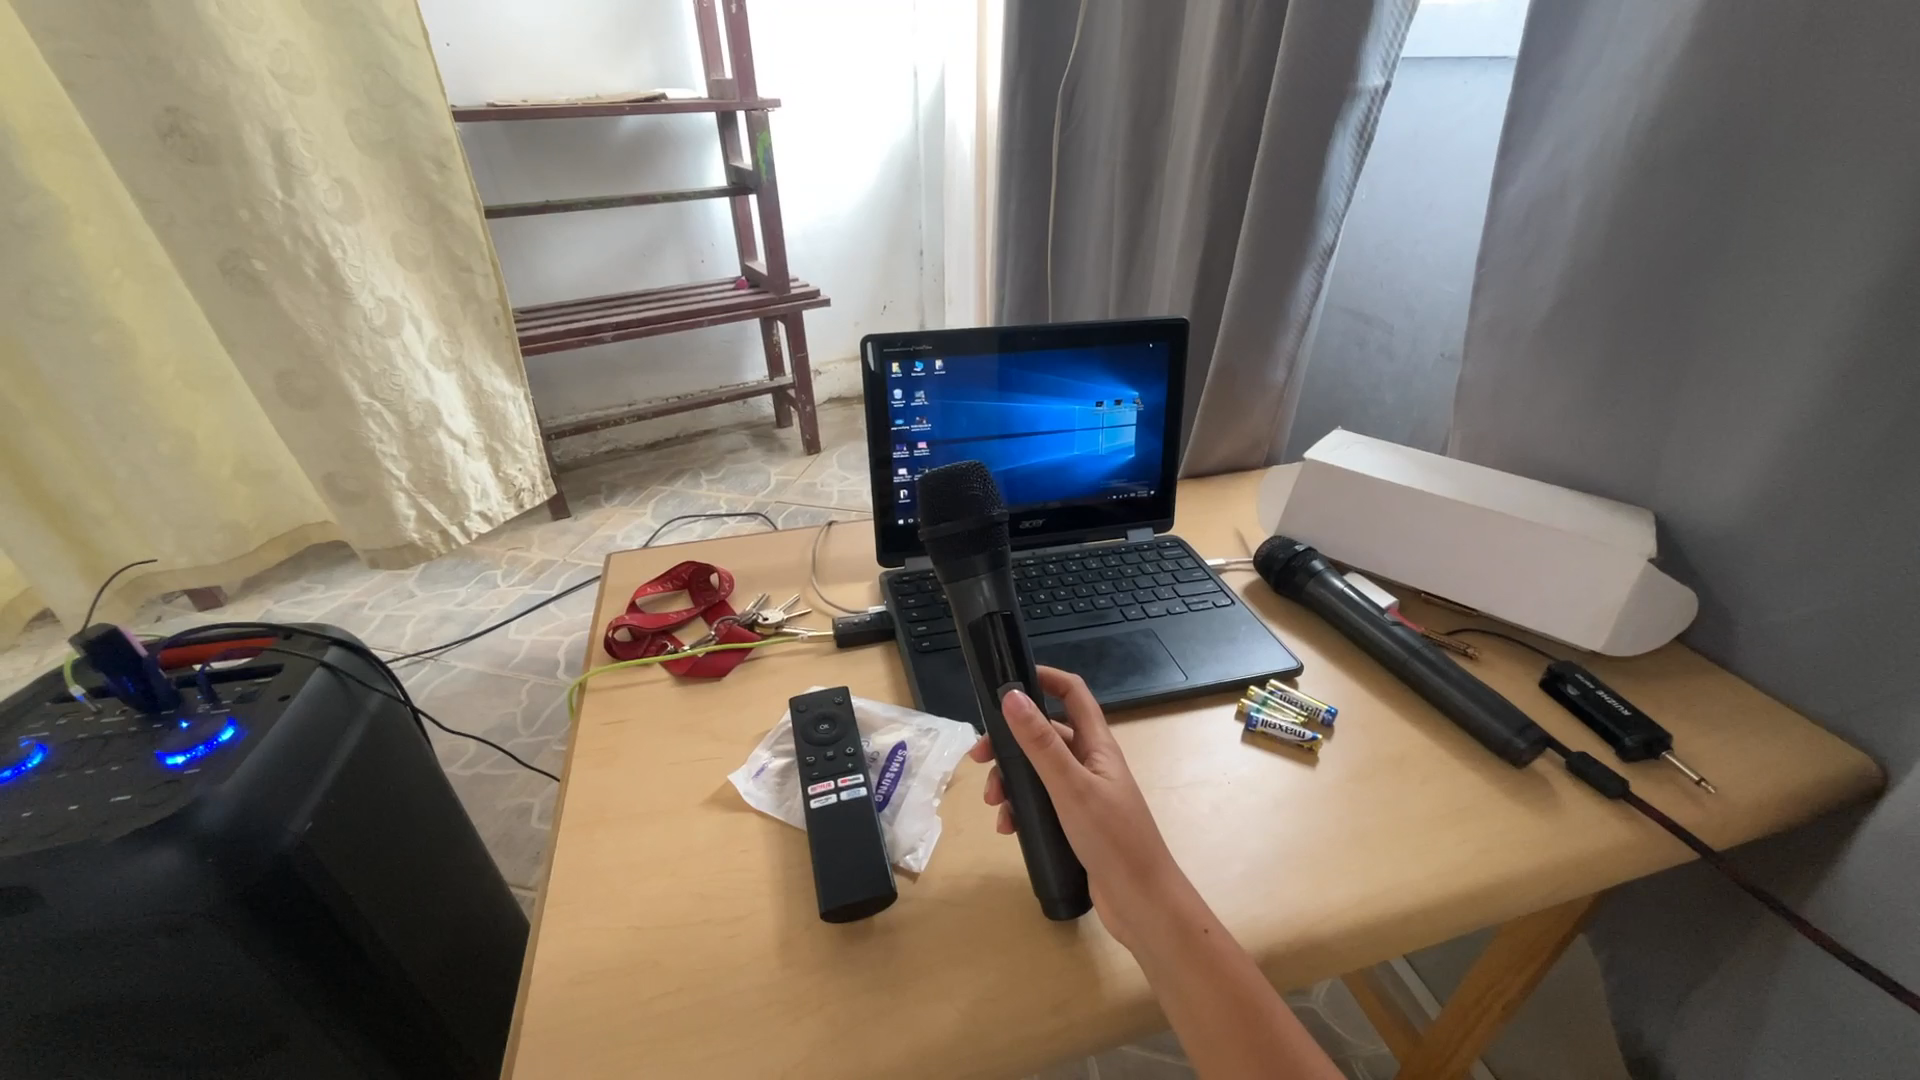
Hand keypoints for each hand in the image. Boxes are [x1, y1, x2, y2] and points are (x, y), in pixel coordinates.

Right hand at [970, 666, 1189, 949]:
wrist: (1142, 904)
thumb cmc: (1112, 838)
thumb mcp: (1070, 786)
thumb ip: (1040, 743)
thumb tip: (1011, 696)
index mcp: (1097, 745)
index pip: (1072, 694)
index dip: (1044, 679)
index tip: (1009, 681)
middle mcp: (1091, 763)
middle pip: (1045, 735)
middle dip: (1011, 742)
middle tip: (979, 759)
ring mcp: (1084, 794)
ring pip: (1038, 772)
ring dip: (1012, 780)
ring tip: (994, 803)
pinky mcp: (1076, 823)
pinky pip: (1041, 803)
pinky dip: (1022, 809)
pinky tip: (1008, 828)